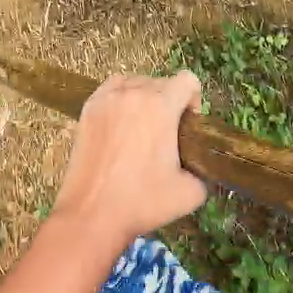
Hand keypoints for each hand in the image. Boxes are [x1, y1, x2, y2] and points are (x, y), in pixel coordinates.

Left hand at [50, 71, 206, 249]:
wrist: (92, 213)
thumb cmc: (143, 202)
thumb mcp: (190, 193)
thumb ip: (203, 172)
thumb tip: (198, 166)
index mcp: (161, 106)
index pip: (187, 80)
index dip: (194, 100)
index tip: (189, 126)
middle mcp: (134, 93)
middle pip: (161, 82)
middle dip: (170, 103)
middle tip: (166, 135)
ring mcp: (107, 97)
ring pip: (136, 83)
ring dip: (145, 98)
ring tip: (142, 128)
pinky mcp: (89, 107)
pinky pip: (112, 88)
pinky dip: (122, 98)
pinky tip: (121, 122)